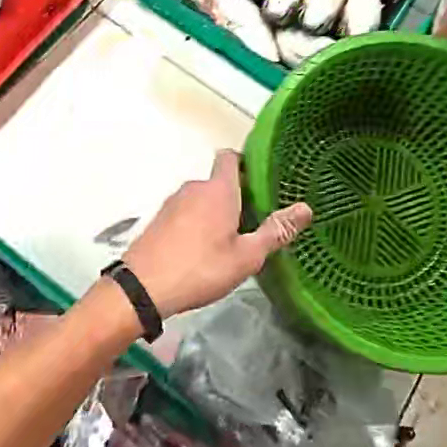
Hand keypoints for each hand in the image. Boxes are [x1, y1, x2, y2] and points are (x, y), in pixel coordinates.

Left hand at [121, 150, 312, 315]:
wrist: (141, 289)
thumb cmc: (200, 268)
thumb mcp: (246, 256)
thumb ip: (276, 231)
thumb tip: (306, 208)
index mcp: (218, 189)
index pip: (231, 157)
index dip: (247, 163)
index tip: (262, 181)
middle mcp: (194, 188)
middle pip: (219, 181)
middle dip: (238, 196)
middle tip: (256, 220)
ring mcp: (172, 203)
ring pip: (202, 199)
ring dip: (217, 212)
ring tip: (232, 239)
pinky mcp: (158, 221)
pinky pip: (186, 213)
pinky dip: (198, 223)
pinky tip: (204, 250)